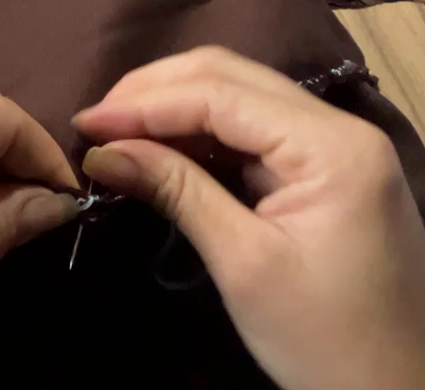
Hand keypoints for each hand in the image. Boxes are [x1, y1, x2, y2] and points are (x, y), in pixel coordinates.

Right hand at [72, 47, 424, 389]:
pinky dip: (198, 129)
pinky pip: (249, 125)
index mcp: (332, 145)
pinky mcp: (324, 167)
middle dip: (153, 92)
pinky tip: (160, 145)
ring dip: (171, 105)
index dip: (144, 103)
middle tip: (97, 123)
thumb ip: (174, 189)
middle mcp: (338, 125)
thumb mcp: (244, 266)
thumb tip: (99, 150)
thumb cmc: (331, 349)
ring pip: (235, 92)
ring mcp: (335, 143)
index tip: (85, 124)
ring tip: (117, 130)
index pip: (218, 93)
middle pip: (227, 75)